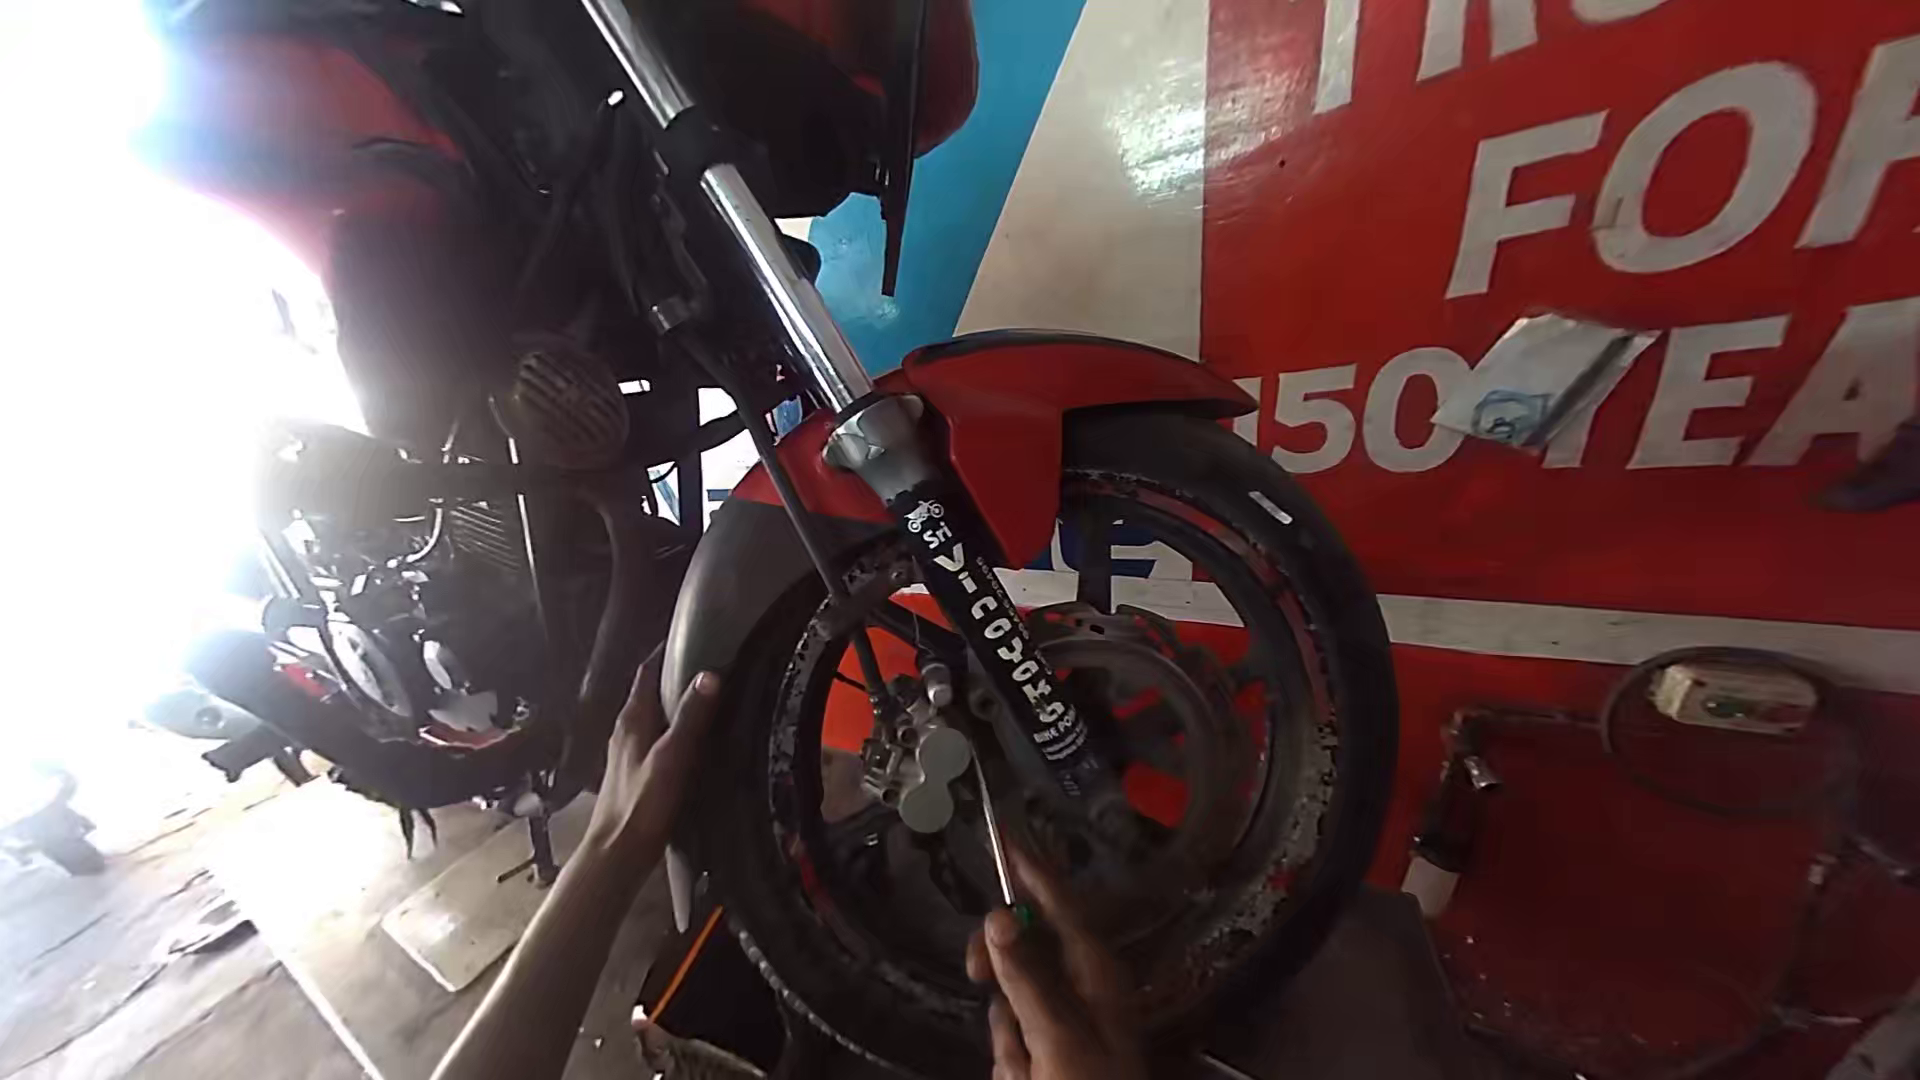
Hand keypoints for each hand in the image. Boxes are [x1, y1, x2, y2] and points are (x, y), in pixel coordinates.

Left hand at [584, 657, 719, 861]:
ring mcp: (629, 750)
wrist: (616, 855)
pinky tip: (698, 737)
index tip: (694, 635)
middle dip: (677, 674)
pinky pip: (659, 735)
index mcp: (632, 718)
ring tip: (712, 695)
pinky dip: (677, 726)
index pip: (647, 671)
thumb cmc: (644, 802)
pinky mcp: (636, 770)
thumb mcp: (673, 755)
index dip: (666, 651)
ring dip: (678, 701)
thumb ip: (692, 716)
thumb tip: (711, 673)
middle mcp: (627, 729)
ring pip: (656, 713)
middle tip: (713, 661)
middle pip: (652, 690)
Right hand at [965, 846, 1146, 1079]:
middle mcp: (1079, 984)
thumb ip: (1025, 976)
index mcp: (1093, 968)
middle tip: (973, 970)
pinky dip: (1012, 1061)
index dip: (1029, 864)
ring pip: (1010, 996)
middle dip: (1000, 965)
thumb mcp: (1058, 1039)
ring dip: (1010, 1035)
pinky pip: (1011, 1035)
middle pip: (1024, 942)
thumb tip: (997, 916)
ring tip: (1030, 1074)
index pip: (1057, 899)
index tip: (1000, 831)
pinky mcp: (1046, 1050)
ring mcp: (1062, 1019)